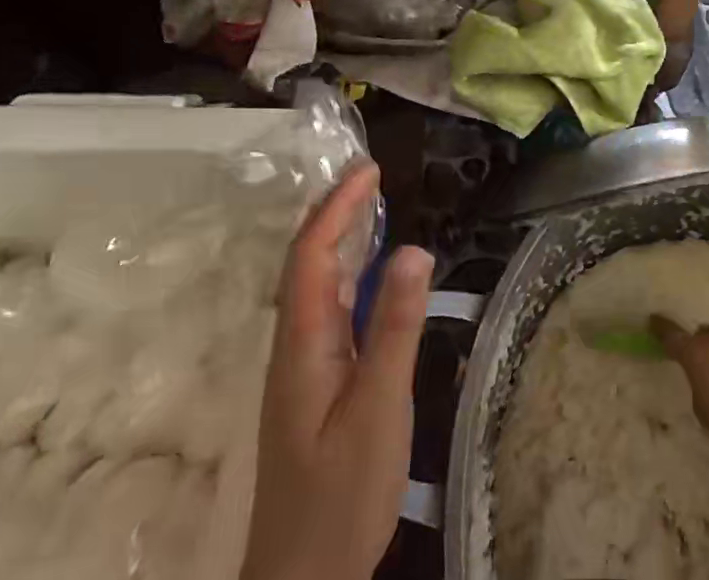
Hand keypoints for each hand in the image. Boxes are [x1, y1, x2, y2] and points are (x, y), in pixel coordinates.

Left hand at [243, 163, 434, 579]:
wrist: (303, 576)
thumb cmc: (343, 492)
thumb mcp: (380, 406)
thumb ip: (396, 327)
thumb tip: (414, 249)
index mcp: (302, 344)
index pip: (311, 255)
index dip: (337, 208)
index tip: (370, 170)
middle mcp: (294, 346)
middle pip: (305, 264)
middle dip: (335, 214)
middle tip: (373, 179)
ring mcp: (302, 368)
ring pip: (315, 288)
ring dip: (339, 242)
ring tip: (373, 211)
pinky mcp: (316, 386)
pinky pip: (329, 313)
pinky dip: (349, 279)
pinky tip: (371, 281)